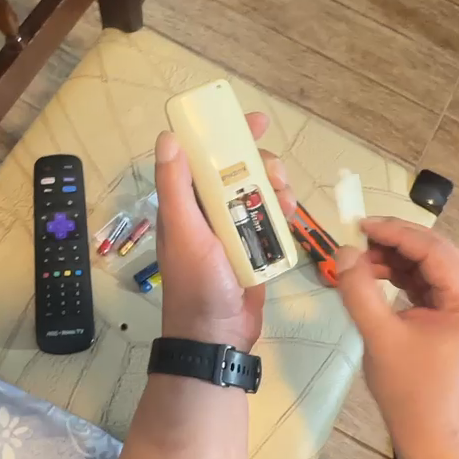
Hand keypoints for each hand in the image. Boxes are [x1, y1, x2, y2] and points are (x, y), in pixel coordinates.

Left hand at [152, 112, 295, 351]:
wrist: (217, 336)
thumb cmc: (197, 284)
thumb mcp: (183, 231)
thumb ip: (175, 186)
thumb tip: (168, 137)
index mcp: (185, 206)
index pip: (202, 158)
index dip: (225, 135)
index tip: (254, 122)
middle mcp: (207, 214)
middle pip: (237, 172)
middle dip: (260, 163)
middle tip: (276, 170)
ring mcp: (232, 232)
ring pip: (257, 194)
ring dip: (274, 187)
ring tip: (285, 194)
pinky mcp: (254, 249)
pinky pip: (270, 220)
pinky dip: (282, 212)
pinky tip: (290, 212)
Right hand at [335, 217, 458, 446]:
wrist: (427, 432)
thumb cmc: (408, 389)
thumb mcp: (379, 336)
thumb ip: (359, 290)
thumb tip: (344, 252)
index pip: (434, 250)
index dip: (397, 233)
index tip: (360, 225)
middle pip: (435, 253)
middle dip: (395, 241)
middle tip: (357, 235)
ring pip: (429, 266)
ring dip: (395, 258)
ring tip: (359, 259)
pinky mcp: (449, 317)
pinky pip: (425, 283)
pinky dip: (399, 276)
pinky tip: (372, 275)